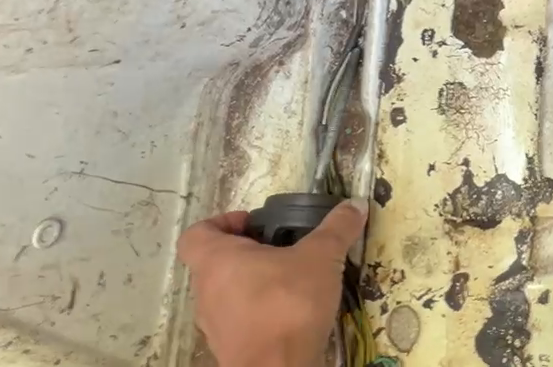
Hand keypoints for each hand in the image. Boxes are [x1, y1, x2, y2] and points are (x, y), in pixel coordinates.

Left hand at [177, 199, 367, 366]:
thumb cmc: (289, 303)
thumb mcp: (323, 254)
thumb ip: (338, 226)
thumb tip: (355, 204)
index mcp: (218, 262)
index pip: (197, 234)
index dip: (222, 221)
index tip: (255, 221)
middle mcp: (206, 293)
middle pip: (215, 262)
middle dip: (250, 249)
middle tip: (285, 244)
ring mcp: (215, 325)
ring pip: (227, 290)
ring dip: (255, 278)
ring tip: (295, 273)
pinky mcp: (230, 348)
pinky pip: (239, 316)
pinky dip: (260, 306)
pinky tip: (293, 305)